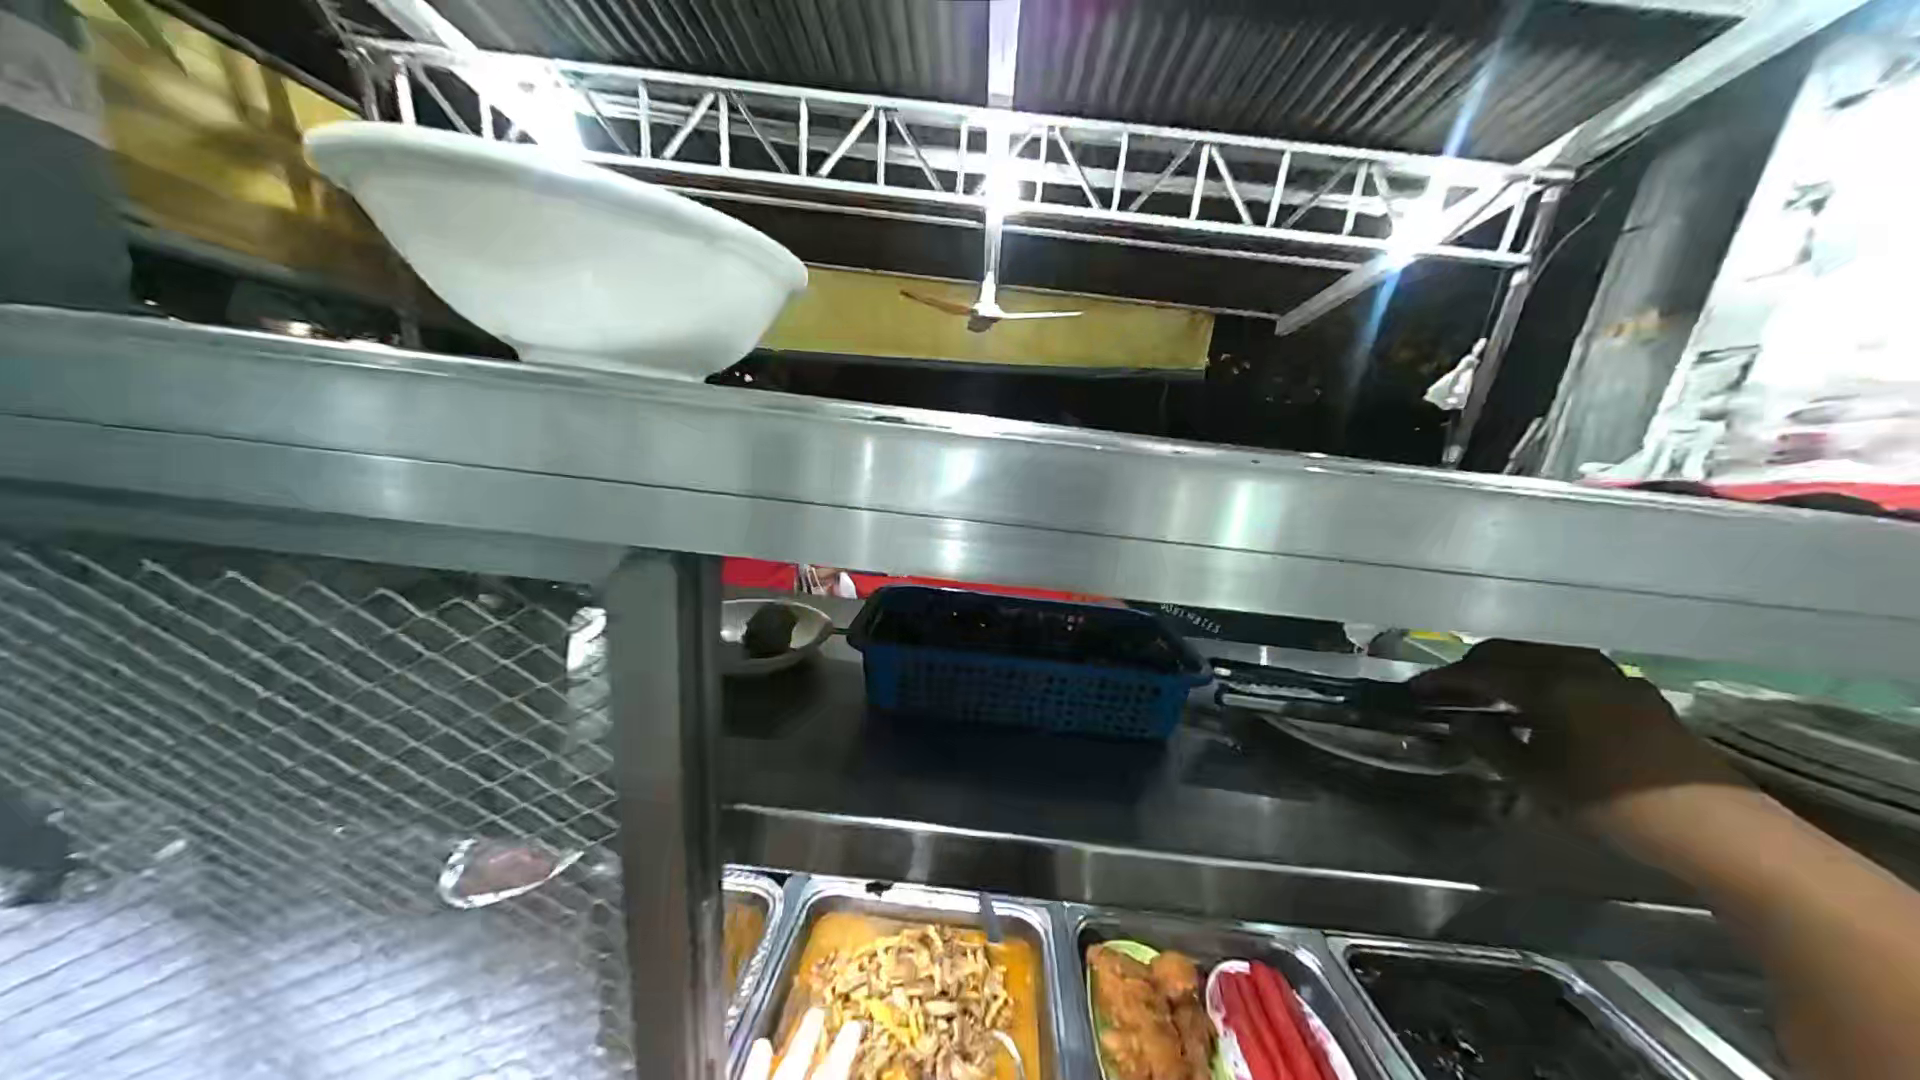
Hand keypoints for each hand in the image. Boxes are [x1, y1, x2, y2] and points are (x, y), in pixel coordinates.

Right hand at [1409, 640, 1754, 845]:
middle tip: (1448, 689)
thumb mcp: (1537, 779)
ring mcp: (1613, 677)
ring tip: (1490, 692)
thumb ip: (1491, 743)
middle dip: (1473, 667)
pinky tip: (1540, 701)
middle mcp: (1578, 669)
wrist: (1720, 831)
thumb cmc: (1613, 805)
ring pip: (1543, 656)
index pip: (1479, 672)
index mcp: (1548, 685)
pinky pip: (1574, 668)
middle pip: (1509, 653)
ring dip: (1509, 668)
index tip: (1416, 690)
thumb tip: (1461, 720)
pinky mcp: (1637, 693)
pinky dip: (1543, 676)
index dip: (1443, 680)